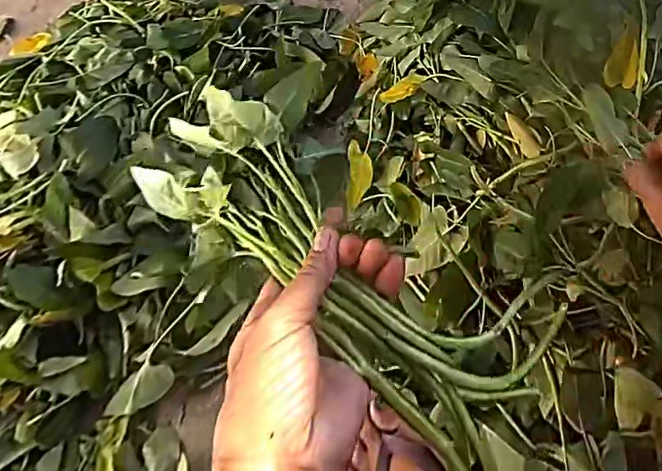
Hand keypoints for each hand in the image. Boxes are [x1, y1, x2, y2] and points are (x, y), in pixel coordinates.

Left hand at [212, 212, 405, 470]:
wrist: (291, 460)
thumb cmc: (267, 391)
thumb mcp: (279, 323)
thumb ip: (307, 277)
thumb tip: (324, 234)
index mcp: (272, 314)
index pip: (298, 265)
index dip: (318, 240)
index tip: (339, 215)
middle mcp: (305, 322)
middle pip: (333, 274)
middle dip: (347, 252)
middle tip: (359, 241)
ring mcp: (336, 338)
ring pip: (359, 291)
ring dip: (369, 266)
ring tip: (378, 252)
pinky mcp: (363, 354)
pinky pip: (380, 314)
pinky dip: (388, 288)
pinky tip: (394, 269)